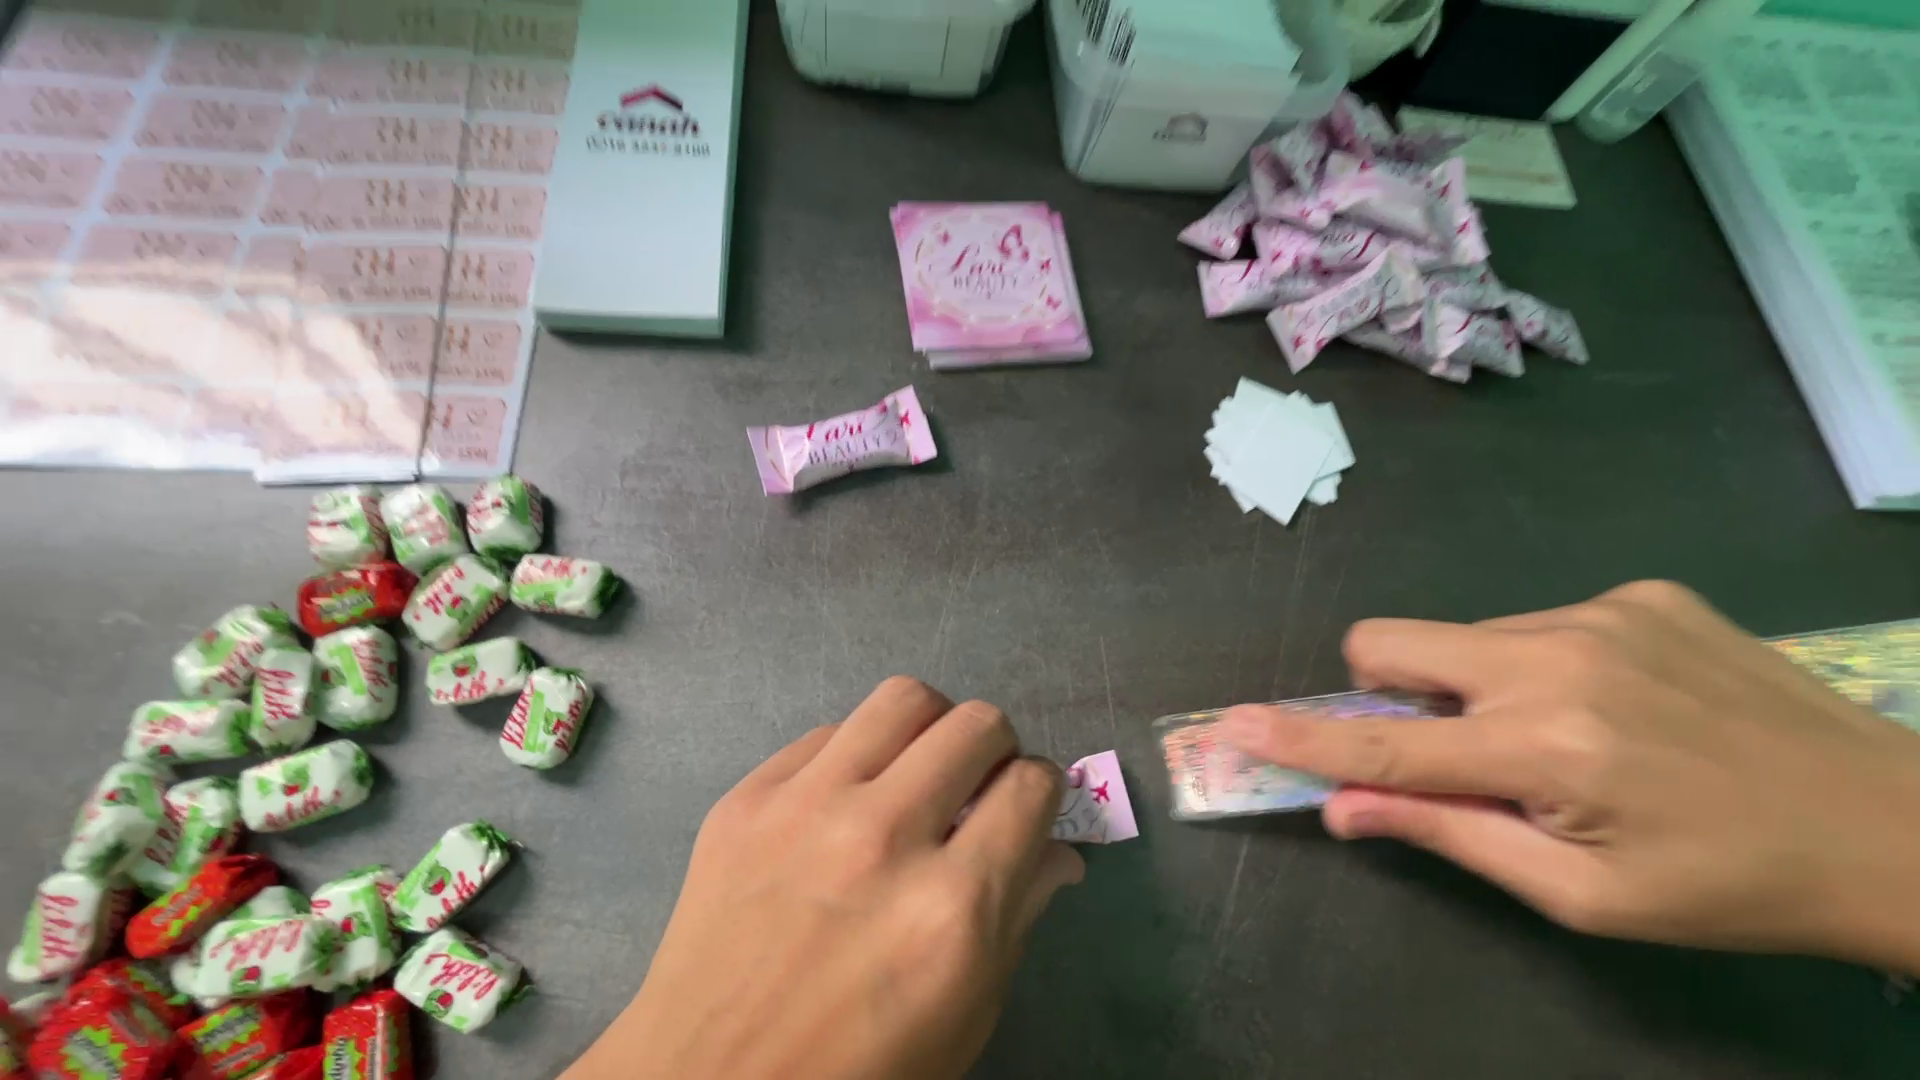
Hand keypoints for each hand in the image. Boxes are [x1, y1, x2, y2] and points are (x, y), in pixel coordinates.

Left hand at [563, 677, 1083, 1079]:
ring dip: (930, 728)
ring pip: (903, 698)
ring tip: (917, 769)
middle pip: (976, 724)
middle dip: (996, 749)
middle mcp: (882, 838)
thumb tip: (1059, 847)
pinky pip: (827, 732)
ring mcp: (804, 808)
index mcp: (951, 907)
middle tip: (976, 785)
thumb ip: (1020, 914)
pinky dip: (855, 754)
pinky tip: (844, 799)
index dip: (1042, 790)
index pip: (1031, 785)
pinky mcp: (745, 799)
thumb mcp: (965, 1016)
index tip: (1024, 807)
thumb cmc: (859, 1070)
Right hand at [1223, 581, 1919, 972]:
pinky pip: (1531, 622)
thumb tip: (1342, 808)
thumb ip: (1448, 836)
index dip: (1301, 737)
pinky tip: (1616, 702)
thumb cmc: (1726, 887)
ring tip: (1563, 735)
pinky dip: (1536, 665)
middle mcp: (1560, 661)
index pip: (1382, 742)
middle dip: (1385, 688)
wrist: (1908, 829)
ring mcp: (1602, 613)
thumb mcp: (1581, 894)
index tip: (1236, 723)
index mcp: (1548, 751)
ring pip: (1464, 637)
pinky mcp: (1639, 592)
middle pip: (1392, 641)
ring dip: (1475, 686)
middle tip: (1448, 742)